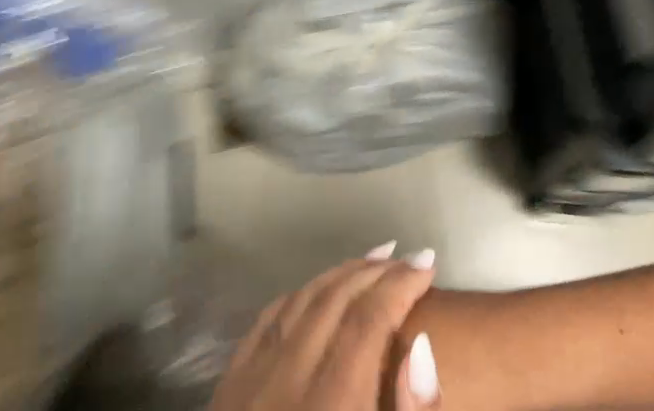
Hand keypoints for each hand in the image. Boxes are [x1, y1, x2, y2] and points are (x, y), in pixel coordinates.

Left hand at [210, 243, 441, 410]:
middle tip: (406, 258)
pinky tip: (314, 292)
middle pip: (333, 301)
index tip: (428, 264)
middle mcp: (285, 383)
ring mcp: (249, 386)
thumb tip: (419, 348)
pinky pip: (264, 323)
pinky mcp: (225, 395)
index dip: (400, 283)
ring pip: (297, 303)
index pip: (367, 319)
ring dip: (336, 275)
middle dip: (373, 271)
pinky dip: (296, 296)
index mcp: (331, 405)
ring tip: (372, 262)